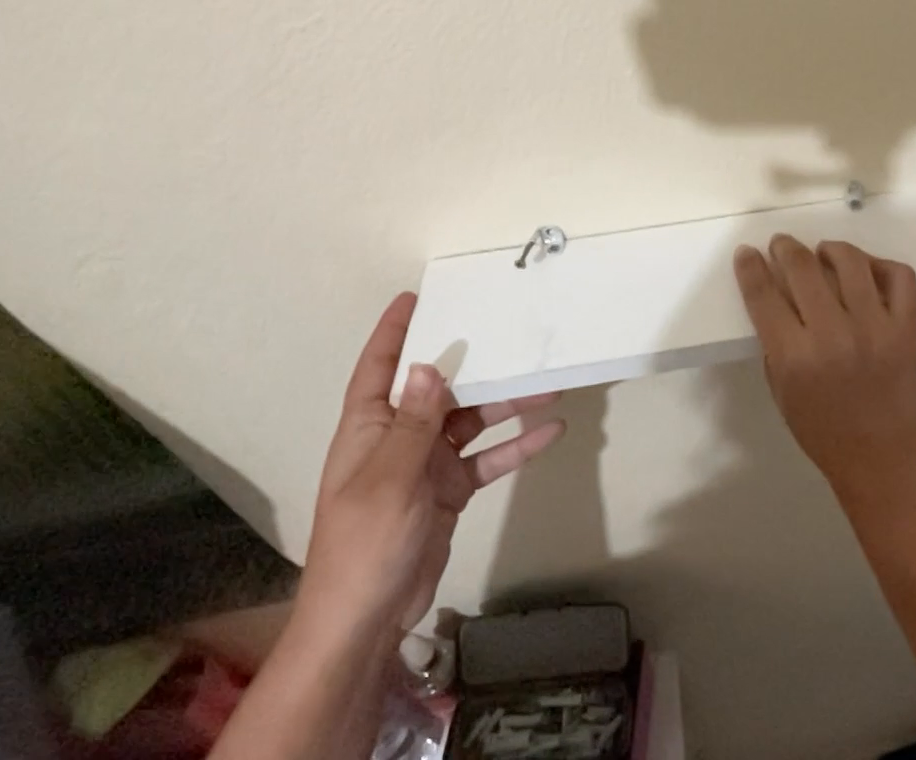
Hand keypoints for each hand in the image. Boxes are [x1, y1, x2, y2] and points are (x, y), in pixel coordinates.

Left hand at [298, 293, 564, 638]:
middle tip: (512, 338)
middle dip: (474, 366)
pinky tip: (549, 432)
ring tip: (547, 386)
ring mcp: (425, 465)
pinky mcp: (449, 490)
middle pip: (439, 390)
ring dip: (506, 406)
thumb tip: (430, 367)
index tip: (415, 299)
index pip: (379, 369)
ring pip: (471, 422)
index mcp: (368, 429)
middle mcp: (397, 439)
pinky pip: (487, 459)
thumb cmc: (366, 542)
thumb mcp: (390, 478)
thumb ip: (415, 423)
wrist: (368, 616)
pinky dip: (515, 447)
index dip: (393, 333)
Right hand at [733, 237, 915, 498]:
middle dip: (785, 249)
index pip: (763, 295)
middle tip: (782, 245)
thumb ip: (776, 343)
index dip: (750, 267)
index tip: (747, 253)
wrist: (879, 454)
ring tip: (823, 252)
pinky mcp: (906, 329)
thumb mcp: (780, 390)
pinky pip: (900, 278)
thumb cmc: (821, 429)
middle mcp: (833, 335)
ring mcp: (875, 328)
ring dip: (831, 249)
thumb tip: (775, 296)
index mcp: (795, 356)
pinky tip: (866, 271)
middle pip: (803, 268)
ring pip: (851, 262)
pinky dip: (882, 265)